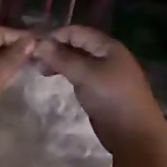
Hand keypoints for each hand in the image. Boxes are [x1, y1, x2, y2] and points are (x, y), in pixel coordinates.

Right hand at [32, 26, 166, 152]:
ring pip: (78, 61)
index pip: (76, 32)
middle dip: (55, 49)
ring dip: (60, 62)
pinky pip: (82, 75)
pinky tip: (57, 80)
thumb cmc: (111, 98)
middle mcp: (107, 56)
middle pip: (77, 45)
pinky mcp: (102, 90)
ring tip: (41, 71)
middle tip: (33, 60)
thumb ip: (62, 58)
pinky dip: (67, 74)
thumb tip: (38, 43)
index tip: (32, 46)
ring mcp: (106, 73)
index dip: (54, 35)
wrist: (134, 134)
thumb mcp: (85, 75)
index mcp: (108, 46)